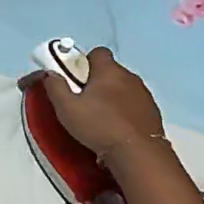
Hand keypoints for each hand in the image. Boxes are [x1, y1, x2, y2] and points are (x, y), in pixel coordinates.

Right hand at [39, 47, 165, 162]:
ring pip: (124, 88)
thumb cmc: (98, 126)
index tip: (76, 80)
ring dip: (113, 97)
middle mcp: (129, 76)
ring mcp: (144, 93)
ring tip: (102, 118)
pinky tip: (117, 128)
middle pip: (111, 71)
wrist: (136, 151)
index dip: (85, 63)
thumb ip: (56, 87)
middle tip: (84, 102)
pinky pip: (134, 104)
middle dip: (98, 82)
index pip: (97, 52)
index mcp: (108, 70)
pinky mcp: (152, 111)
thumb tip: (50, 73)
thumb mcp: (67, 109)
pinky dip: (125, 111)